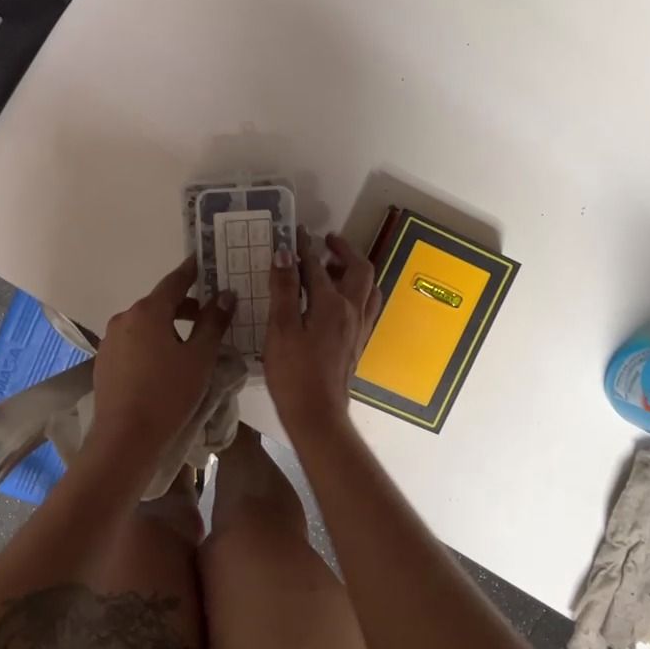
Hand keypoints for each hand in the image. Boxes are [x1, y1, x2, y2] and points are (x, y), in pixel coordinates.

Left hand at [90, 257, 235, 462]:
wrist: (125, 439)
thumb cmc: (168, 394)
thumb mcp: (200, 358)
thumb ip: (213, 322)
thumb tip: (226, 295)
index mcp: (148, 311)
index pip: (175, 281)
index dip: (192, 271)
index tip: (205, 262)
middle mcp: (125, 318)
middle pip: (160, 303)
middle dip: (186, 307)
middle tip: (211, 316)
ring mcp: (111, 340)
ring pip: (146, 325)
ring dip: (169, 327)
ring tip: (192, 346)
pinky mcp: (105, 362)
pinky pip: (135, 343)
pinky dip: (153, 344)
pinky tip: (166, 365)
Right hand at [263, 229, 383, 438]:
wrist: (317, 414)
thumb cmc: (293, 374)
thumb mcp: (281, 329)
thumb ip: (284, 290)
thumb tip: (285, 254)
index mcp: (332, 305)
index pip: (317, 266)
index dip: (304, 247)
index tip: (295, 233)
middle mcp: (353, 311)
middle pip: (360, 270)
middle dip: (344, 250)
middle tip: (326, 241)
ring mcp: (359, 328)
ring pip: (369, 288)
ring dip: (355, 271)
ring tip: (333, 268)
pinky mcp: (358, 343)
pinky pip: (367, 306)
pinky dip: (357, 292)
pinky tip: (339, 300)